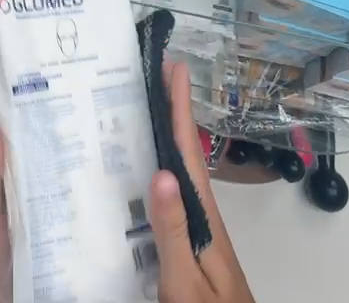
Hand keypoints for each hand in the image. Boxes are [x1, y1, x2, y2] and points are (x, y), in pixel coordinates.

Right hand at [148, 60, 255, 302]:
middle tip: (154, 74)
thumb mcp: (184, 281)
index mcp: (204, 217)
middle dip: (173, 112)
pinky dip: (161, 169)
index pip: (190, 152)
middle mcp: (203, 216)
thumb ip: (173, 231)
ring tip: (146, 107)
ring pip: (180, 173)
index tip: (175, 67)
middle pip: (186, 154)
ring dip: (167, 137)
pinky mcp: (191, 246)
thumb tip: (162, 172)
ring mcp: (199, 231)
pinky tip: (144, 172)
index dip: (182, 108)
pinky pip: (173, 196)